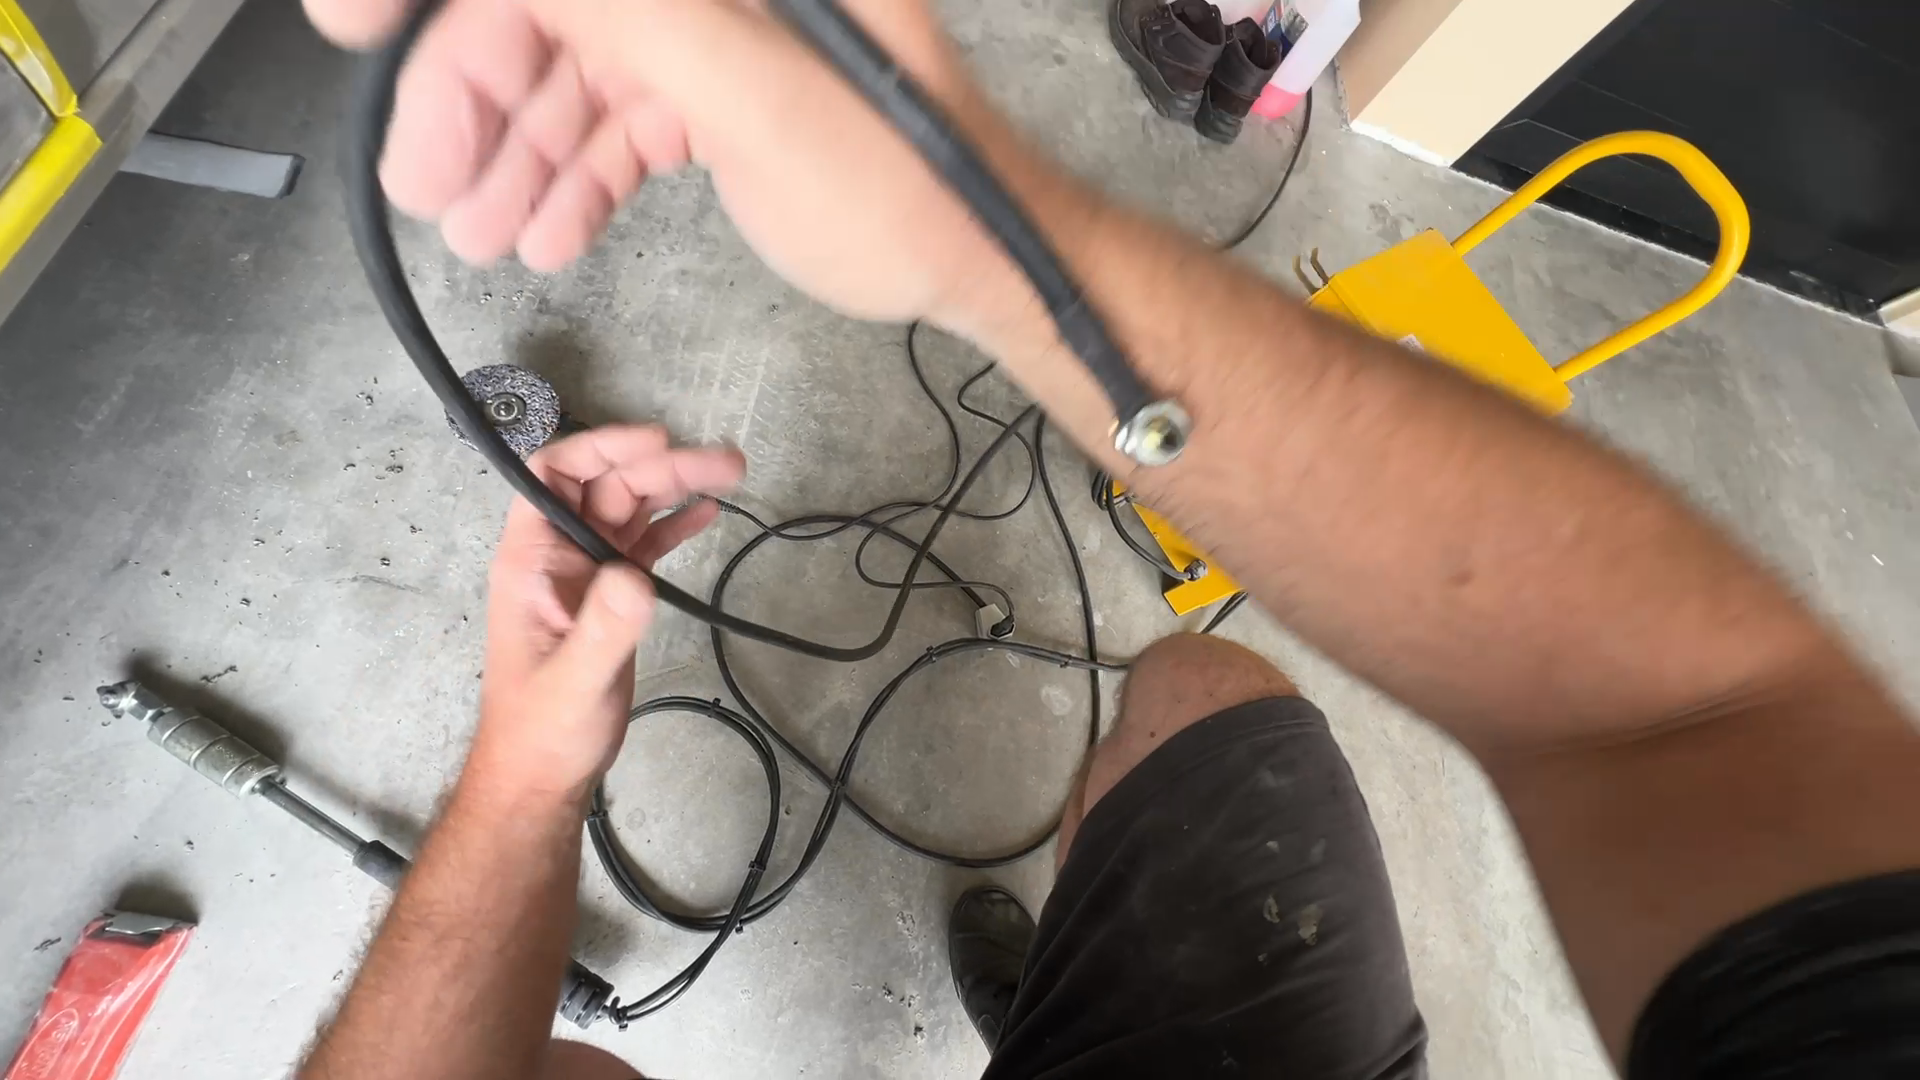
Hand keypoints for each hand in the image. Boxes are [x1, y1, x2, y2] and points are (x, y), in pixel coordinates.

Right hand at [304, 0, 1035, 327]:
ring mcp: (724, 41)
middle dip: (483, 100)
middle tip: (429, 187)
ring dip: (527, 156)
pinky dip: (590, 179)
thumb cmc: (900, 193)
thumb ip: (624, 8)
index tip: (352, 31)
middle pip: (562, 15)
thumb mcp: (755, 97)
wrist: (974, 265)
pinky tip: (550, 231)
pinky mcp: (732, 105)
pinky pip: (635, 128)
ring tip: (478, 231)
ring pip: (590, 79)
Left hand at [472, 425, 743, 799]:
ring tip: (732, 476)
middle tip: (726, 464)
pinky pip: (647, 544)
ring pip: (633, 510)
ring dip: (678, 489)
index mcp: (534, 557)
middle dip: (664, 468)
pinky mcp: (616, 594)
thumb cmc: (545, 728)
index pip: (556, 477)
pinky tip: (708, 514)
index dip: (602, 448)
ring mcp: (591, 573)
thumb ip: (604, 627)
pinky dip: (676, 525)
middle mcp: (561, 553)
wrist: (545, 772)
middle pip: (610, 487)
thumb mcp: (574, 681)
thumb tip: (638, 575)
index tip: (657, 440)